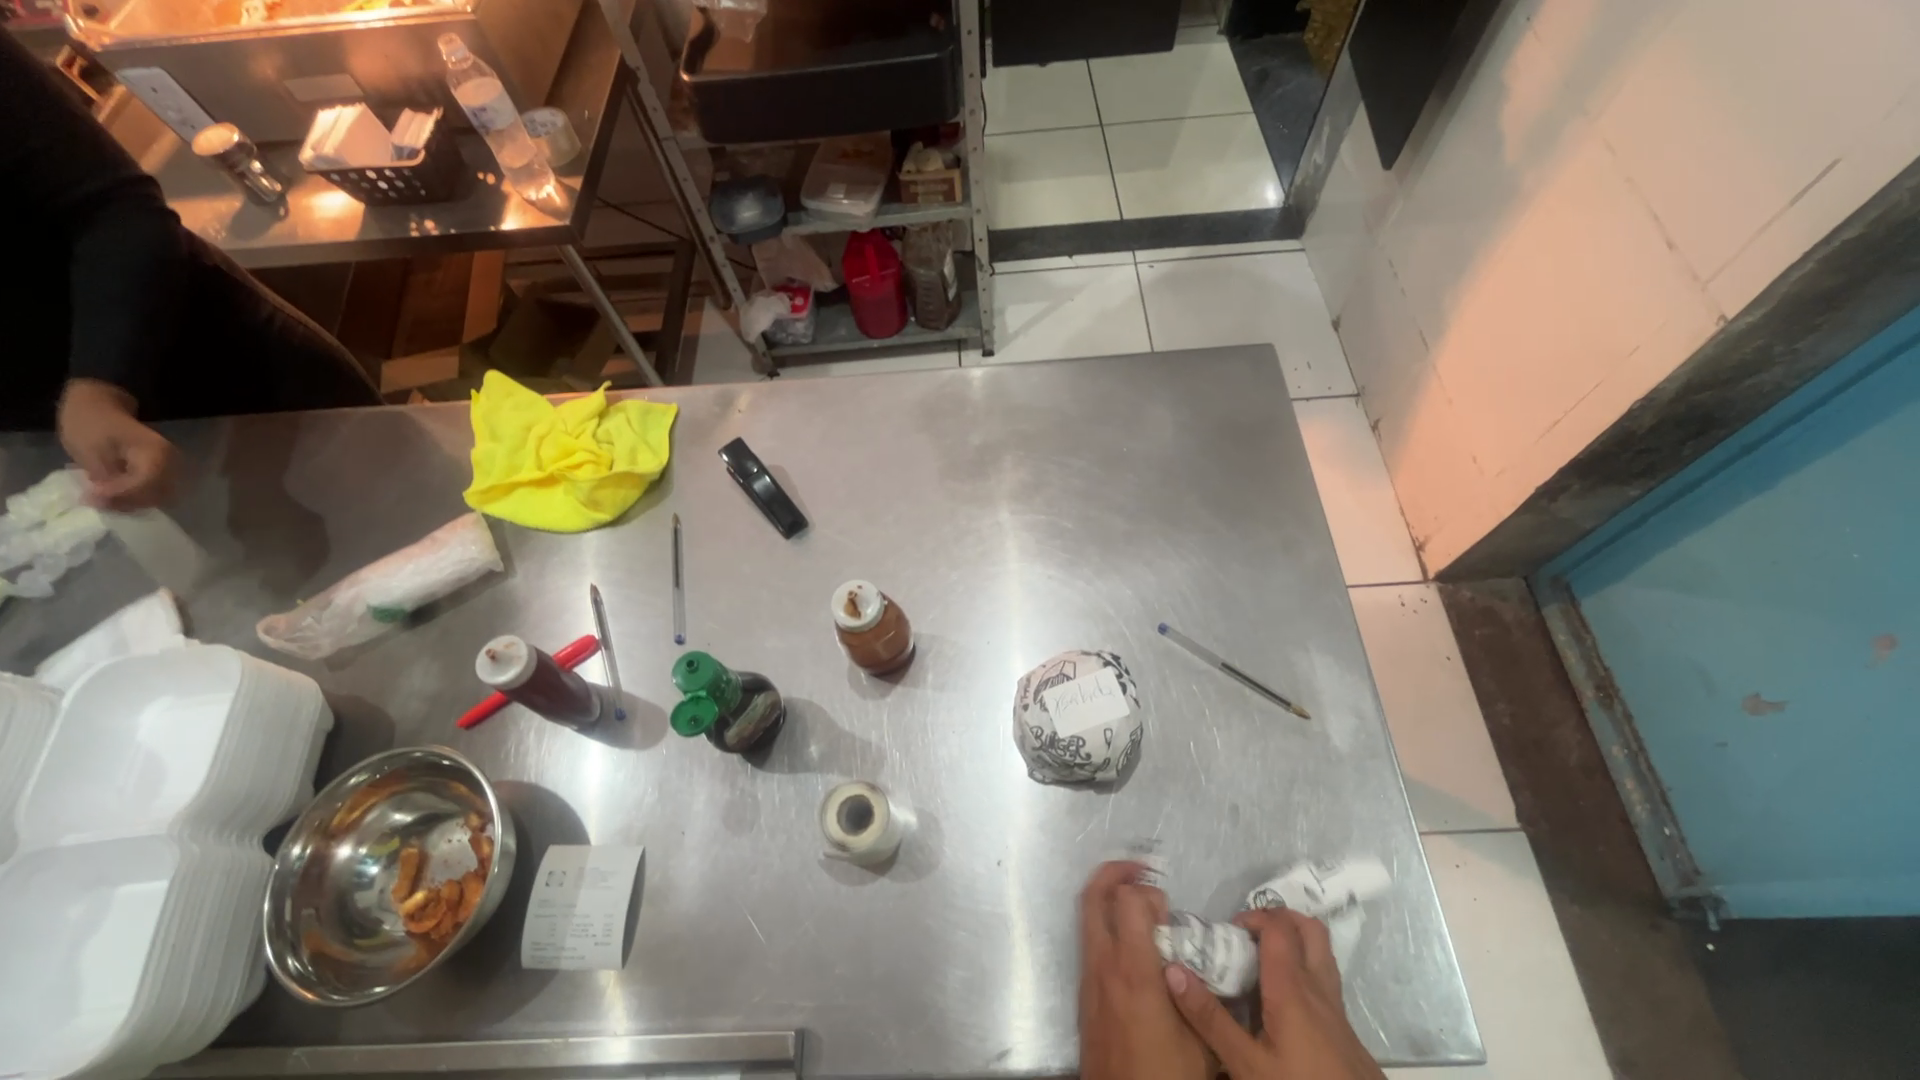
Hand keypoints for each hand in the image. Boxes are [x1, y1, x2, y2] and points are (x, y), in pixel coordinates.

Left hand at [57, 379, 177, 511]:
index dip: (120, 495)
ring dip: (132, 501)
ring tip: (105, 497)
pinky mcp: (164, 470)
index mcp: (157, 455)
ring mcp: (171, 467)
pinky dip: (136, 495)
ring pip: (159, 496)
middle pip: (158, 494)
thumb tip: (108, 502)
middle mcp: (172, 463)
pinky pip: (156, 490)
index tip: (93, 497)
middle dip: (127, 501)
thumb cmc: (92, 424)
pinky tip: (116, 491)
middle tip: (97, 500)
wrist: (99, 405)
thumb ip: (105, 478)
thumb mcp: (91, 451)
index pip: (146, 485)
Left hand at [1079, 861, 1212, 1079]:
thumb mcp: (1201, 1043)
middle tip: (1141, 870)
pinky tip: (1133, 943)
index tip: (1169, 905)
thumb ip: (1205, 995)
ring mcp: (1089, 979)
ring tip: (1138, 901)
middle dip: (1113, 873)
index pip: (1129, 902)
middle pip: (1093, 897)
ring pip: (1086, 918)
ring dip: (1107, 898)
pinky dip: (1105, 927)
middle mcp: (1103, 967)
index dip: (1149, 892)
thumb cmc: (1165, 1078)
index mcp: (1133, 972)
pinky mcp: (1084, 995)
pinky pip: (1089, 942)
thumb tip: (1211, 963)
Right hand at [1164, 908, 1384, 1079]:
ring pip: (1321, 954)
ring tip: (1260, 962)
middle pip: (1310, 929)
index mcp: (1293, 989)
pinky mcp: (1343, 1030)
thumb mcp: (1246, 1065)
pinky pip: (1324, 980)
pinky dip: (1302, 970)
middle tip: (1248, 936)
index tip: (1227, 932)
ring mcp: (1336, 1009)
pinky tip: (1280, 1003)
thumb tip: (1173, 970)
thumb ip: (1210, 1018)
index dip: (1253, 917)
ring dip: (1294, 942)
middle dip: (1279, 918)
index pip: (1279, 928)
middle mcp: (1319, 989)